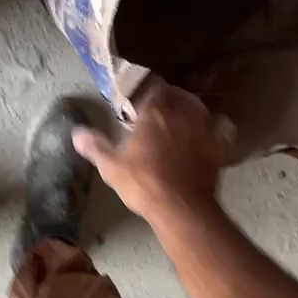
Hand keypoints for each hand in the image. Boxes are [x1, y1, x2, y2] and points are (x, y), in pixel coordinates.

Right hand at [73, 78, 231, 226]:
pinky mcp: (217, 148)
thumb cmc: (144, 183)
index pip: (154, 88)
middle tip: (160, 106)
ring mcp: (202, 130)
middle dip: (169, 97)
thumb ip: (95, 147)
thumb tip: (76, 133)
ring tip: (182, 116)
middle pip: (178, 95)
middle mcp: (181, 114)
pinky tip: (213, 134)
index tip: (141, 98)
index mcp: (155, 112)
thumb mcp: (112, 167)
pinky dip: (217, 129)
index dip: (148, 90)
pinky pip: (221, 131)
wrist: (181, 208)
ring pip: (199, 109)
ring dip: (190, 108)